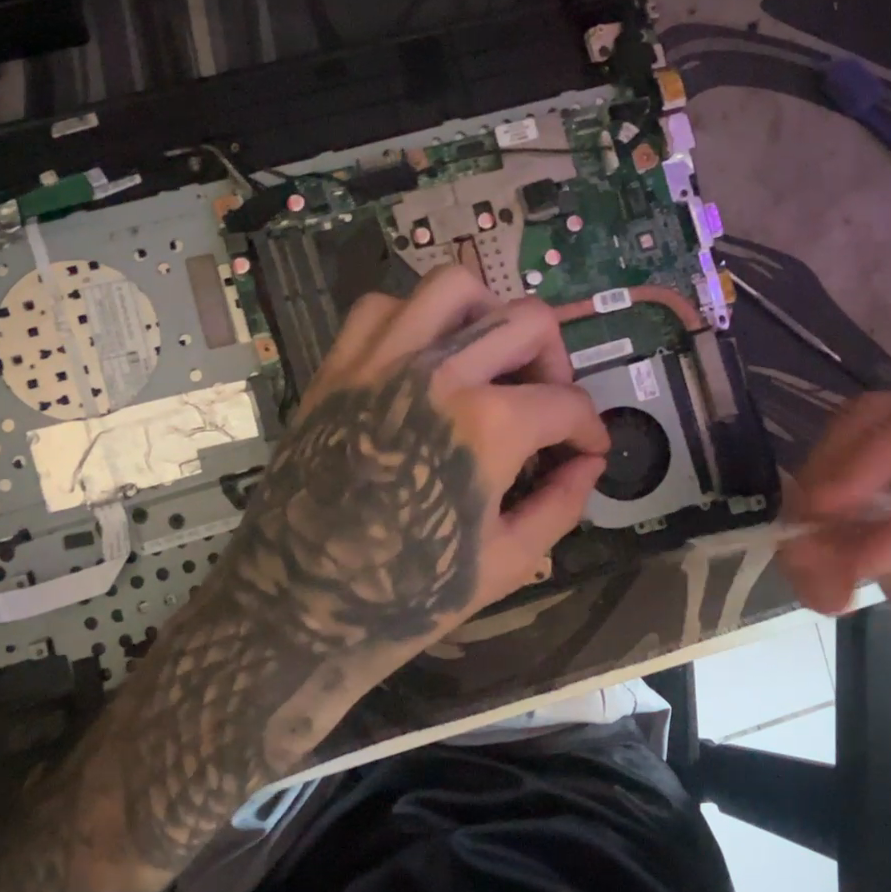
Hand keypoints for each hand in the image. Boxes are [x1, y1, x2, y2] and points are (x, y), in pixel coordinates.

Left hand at [239, 263, 610, 635]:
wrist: (300, 604)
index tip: (587, 450)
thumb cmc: (407, 596)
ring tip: (490, 363)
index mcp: (487, 425)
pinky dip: (414, 320)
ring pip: (453, 287)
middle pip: (527, 321)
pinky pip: (383, 307)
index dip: (590, 430)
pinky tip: (423, 362)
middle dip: (554, 363)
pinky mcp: (338, 366)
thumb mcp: (508, 562)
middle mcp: (437, 372)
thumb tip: (589, 463)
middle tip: (547, 406)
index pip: (566, 404)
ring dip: (488, 317)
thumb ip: (562, 503)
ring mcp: (380, 360)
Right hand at [779, 393, 890, 695]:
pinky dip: (810, 525)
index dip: (880, 456)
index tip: (826, 508)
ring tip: (811, 574)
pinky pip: (829, 481)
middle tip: (804, 542)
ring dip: (813, 508)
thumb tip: (857, 543)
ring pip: (842, 448)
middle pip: (881, 421)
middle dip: (834, 480)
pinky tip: (817, 574)